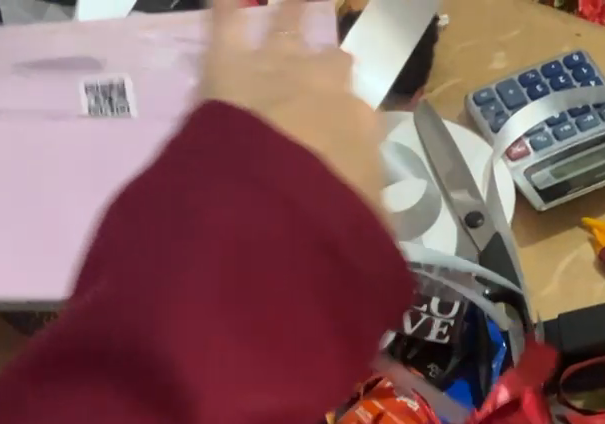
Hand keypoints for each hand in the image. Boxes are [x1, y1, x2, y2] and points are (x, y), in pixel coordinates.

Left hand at [198, 0, 384, 219]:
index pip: (363, 119)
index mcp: (360, 125)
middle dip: (330, 70)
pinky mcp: (228, 61)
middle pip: (332, 65)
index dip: (356, 128)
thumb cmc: (332, 215)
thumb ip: (372, 210)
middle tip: (327, 73)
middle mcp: (324, 84)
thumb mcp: (370, 222)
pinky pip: (225, 19)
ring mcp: (277, 65)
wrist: (273, 203)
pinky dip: (226, 4)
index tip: (352, 145)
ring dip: (293, 9)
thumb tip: (378, 221)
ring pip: (288, 24)